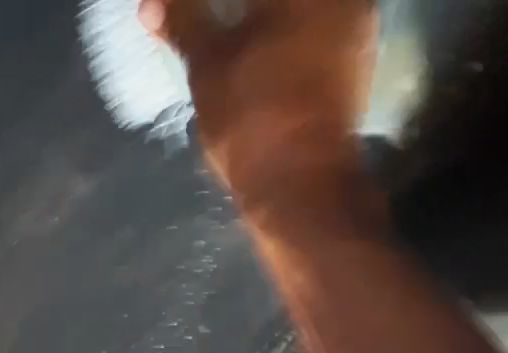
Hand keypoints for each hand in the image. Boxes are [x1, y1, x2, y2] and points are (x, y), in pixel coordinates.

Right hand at [140, 0, 377, 225]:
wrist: (299, 180)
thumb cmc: (251, 114)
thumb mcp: (207, 66)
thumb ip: (184, 22)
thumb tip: (150, 3)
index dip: (217, 1)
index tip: (196, 10)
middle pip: (284, 1)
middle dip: (244, 9)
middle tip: (210, 18)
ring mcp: (357, 29)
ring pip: (303, 14)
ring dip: (269, 22)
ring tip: (234, 36)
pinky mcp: (355, 66)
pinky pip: (317, 35)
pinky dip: (288, 39)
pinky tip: (262, 58)